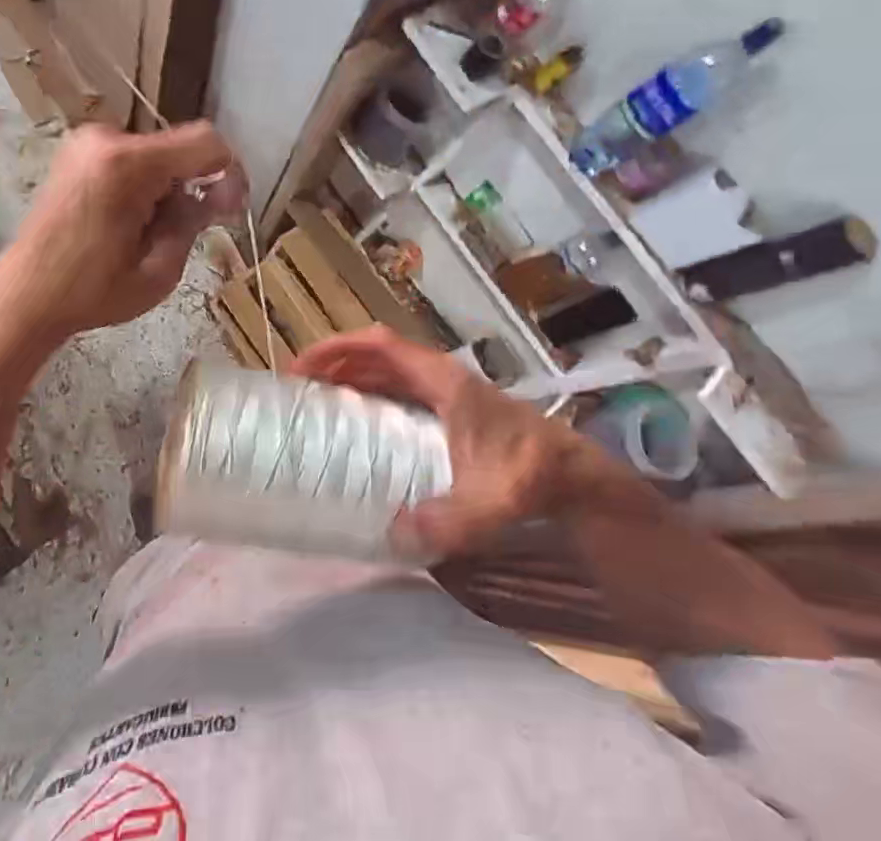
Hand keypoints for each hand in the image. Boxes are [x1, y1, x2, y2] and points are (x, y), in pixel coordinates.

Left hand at [0, 122, 242, 348]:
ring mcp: (84, 144)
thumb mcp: (159, 271)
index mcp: (126, 164)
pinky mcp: (74, 156)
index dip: (229, 172)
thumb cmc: (90, 294)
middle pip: (178, 148)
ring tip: (151, 235)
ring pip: (155, 155)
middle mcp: (104, 140)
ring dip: (167, 188)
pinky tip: (131, 223)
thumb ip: (194, 223)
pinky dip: (144, 185)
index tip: (230, 208)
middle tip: (191, 231)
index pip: (205, 142)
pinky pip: (129, 159)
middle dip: (194, 185)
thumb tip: (216, 196)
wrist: (24, 297)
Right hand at [293, 326, 633, 558]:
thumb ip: (449, 519)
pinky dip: (372, 399)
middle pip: (377, 356)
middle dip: (335, 363)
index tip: (301, 366)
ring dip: (352, 379)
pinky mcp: (453, 417)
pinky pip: (401, 395)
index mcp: (443, 381)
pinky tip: (361, 429)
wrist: (582, 483)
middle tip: (298, 389)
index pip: (381, 345)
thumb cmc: (535, 476)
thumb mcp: (493, 499)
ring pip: (389, 374)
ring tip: (318, 404)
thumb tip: (393, 534)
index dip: (337, 348)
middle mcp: (442, 380)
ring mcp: (448, 397)